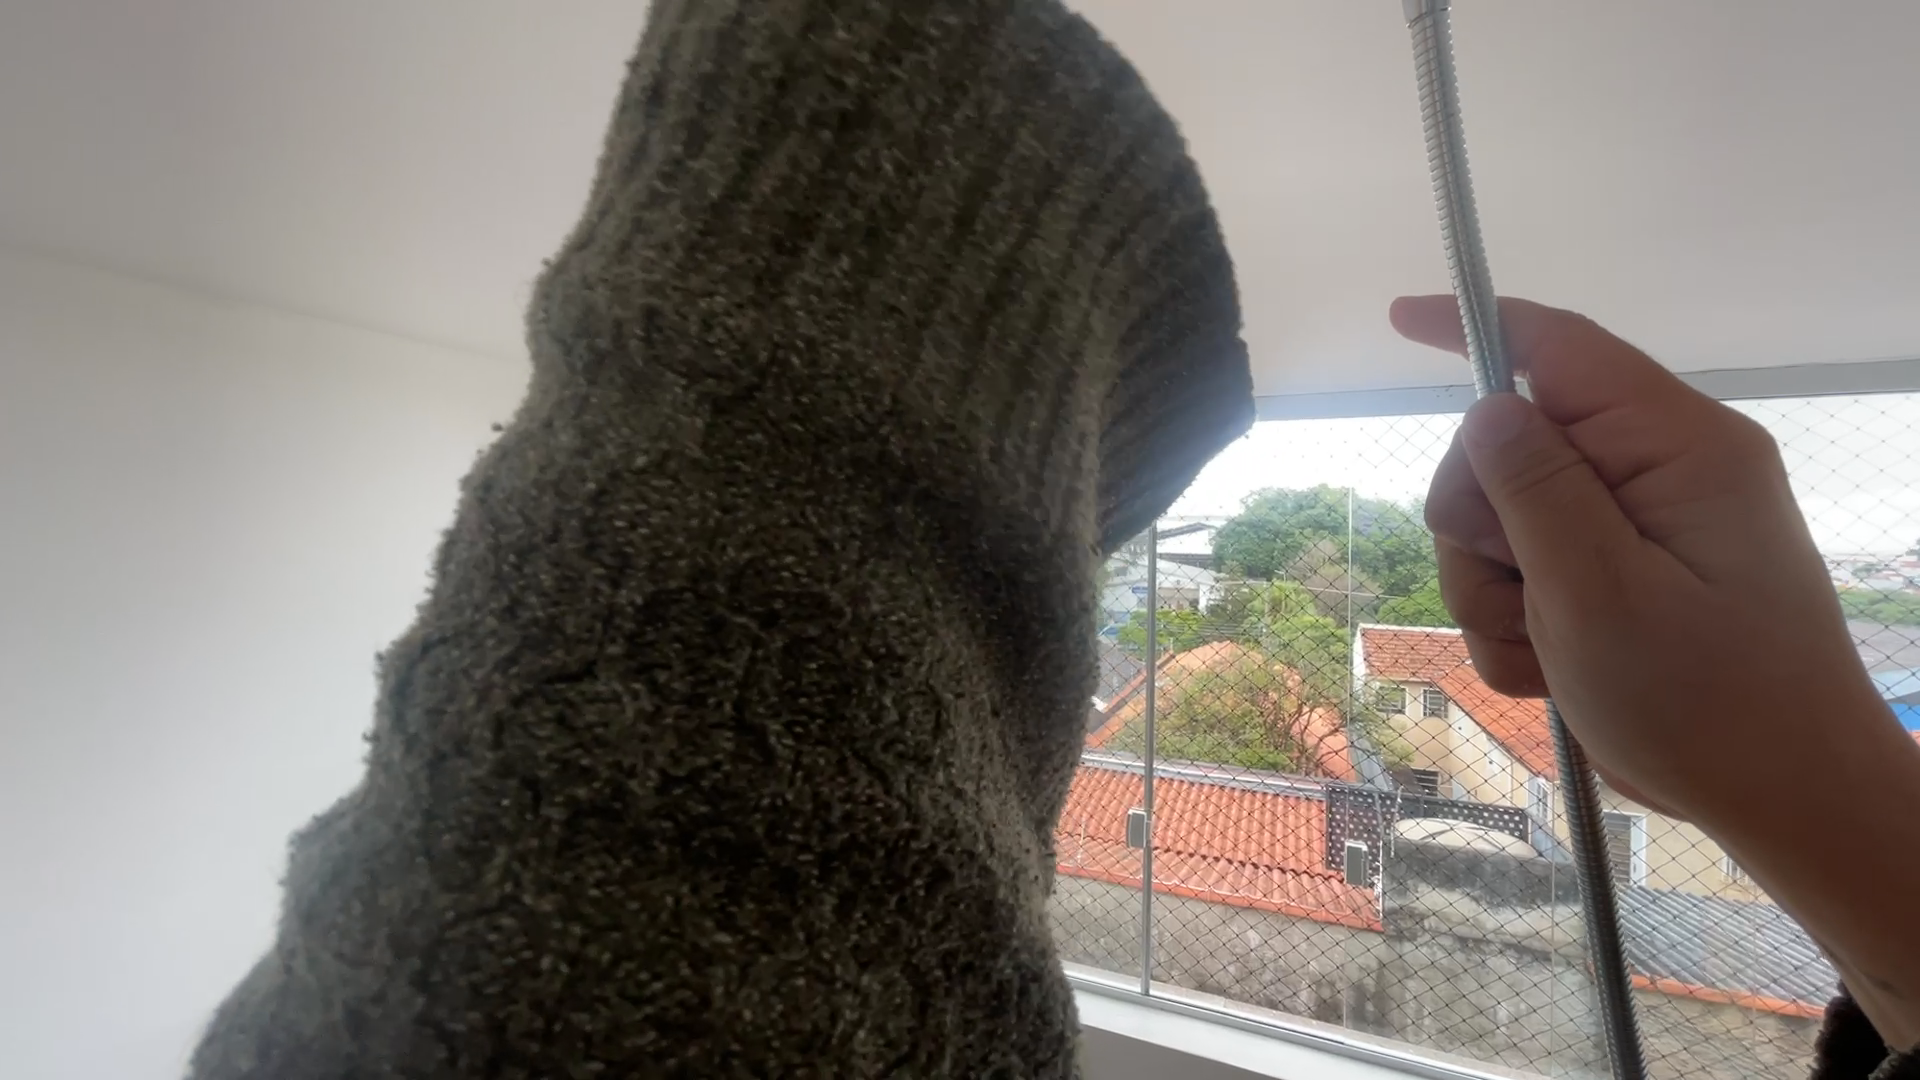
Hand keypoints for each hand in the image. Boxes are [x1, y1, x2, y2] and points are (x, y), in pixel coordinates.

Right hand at [1393, 295, 1895, 830]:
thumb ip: (1536, 488)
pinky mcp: (1598, 566)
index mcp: (1671, 450)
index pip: (1559, 351)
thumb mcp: (1598, 590)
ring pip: (1487, 520)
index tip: (1400, 318)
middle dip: (1476, 525)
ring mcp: (1619, 522)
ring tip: (1539, 642)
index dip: (1475, 329)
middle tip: (1514, 589)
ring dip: (1486, 586)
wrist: (1771, 797)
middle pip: (1498, 452)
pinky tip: (1544, 660)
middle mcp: (1644, 471)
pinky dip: (1504, 618)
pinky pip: (1503, 570)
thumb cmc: (1701, 699)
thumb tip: (1485, 407)